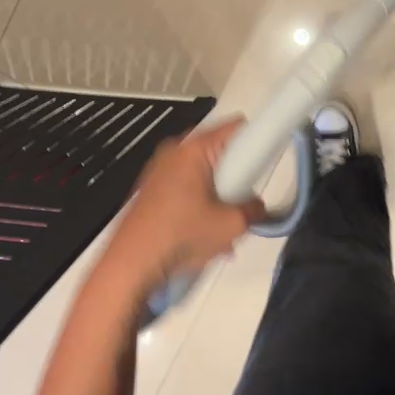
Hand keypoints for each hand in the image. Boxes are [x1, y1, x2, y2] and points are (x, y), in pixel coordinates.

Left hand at [93, 117, 264, 300]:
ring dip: (218, 197)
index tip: (265, 167)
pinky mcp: (149, 189)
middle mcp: (175, 150)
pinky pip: (185, 187)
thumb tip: (259, 206)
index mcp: (194, 149)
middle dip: (236, 179)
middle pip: (219, 153)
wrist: (129, 266)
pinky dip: (198, 205)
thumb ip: (254, 210)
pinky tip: (203, 237)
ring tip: (223, 231)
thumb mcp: (230, 226)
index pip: (237, 127)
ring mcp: (159, 169)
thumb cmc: (181, 237)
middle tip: (242, 206)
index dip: (256, 142)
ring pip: (203, 174)